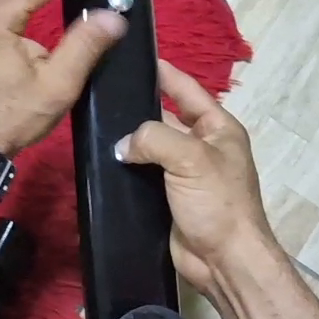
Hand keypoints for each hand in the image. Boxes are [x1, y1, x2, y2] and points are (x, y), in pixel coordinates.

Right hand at [118, 60, 280, 297]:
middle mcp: (202, 146)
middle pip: (165, 117)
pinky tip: (102, 162)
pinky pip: (144, 174)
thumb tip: (122, 144)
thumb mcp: (190, 158)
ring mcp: (185, 173)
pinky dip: (127, 168)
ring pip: (151, 147)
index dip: (164, 72)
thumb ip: (154, 138)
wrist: (224, 261)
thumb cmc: (217, 203)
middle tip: (100, 94)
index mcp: (218, 128)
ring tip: (94, 126)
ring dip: (129, 141)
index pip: (187, 89)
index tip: (134, 57)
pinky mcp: (169, 197)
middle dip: (137, 108)